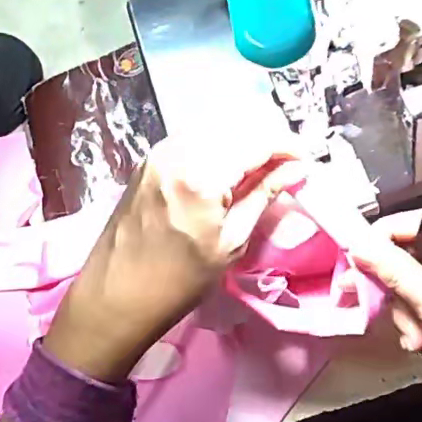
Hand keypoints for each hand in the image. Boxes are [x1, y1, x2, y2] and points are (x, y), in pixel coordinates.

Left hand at [45, 132, 304, 379]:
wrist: (116, 296)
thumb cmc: (179, 281)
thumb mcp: (231, 242)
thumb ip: (263, 196)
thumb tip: (295, 169)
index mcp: (201, 174)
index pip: (256, 139)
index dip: (287, 145)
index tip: (306, 160)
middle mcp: (176, 151)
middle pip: (234, 125)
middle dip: (265, 139)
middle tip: (286, 165)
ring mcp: (157, 153)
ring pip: (212, 127)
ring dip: (241, 139)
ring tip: (260, 168)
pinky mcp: (147, 161)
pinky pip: (191, 138)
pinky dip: (216, 144)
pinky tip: (228, 168)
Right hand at [349, 208, 421, 420]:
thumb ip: (397, 274)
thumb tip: (358, 247)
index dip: (387, 234)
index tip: (356, 255)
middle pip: (419, 249)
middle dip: (396, 284)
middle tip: (368, 302)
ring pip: (420, 275)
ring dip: (406, 308)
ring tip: (411, 339)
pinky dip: (418, 314)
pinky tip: (417, 340)